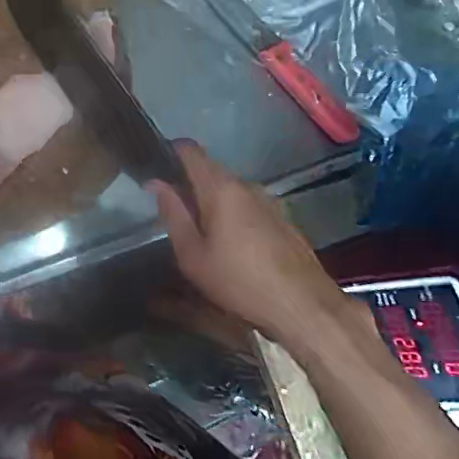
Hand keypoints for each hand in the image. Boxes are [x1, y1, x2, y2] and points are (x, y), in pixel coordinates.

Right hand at [148, 140, 359, 351]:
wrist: (304, 306)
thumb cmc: (239, 281)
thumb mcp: (192, 254)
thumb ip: (173, 214)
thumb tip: (156, 183)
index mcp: (221, 189)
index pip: (191, 151)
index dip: (170, 152)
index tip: (155, 167)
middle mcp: (247, 186)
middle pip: (211, 170)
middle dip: (188, 182)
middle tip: (170, 210)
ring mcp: (269, 201)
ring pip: (230, 189)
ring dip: (211, 201)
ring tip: (198, 231)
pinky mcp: (283, 218)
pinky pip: (248, 205)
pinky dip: (232, 214)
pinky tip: (229, 243)